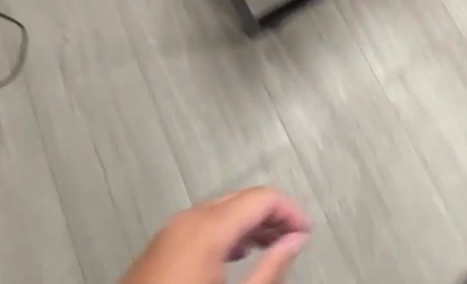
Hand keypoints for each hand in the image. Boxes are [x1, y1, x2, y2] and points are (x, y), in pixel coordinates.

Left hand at [121, 187, 312, 283]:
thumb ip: (270, 268)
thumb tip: (296, 240)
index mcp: (209, 227)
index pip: (262, 198)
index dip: (290, 210)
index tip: (307, 232)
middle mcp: (189, 218)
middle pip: (242, 199)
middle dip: (272, 214)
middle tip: (294, 239)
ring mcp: (170, 230)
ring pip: (222, 210)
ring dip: (250, 223)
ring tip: (272, 247)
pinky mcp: (160, 245)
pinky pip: (202, 223)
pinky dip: (227, 230)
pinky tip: (237, 254)